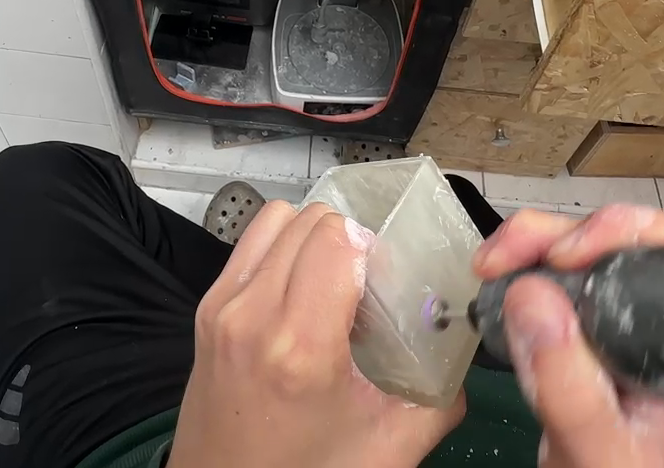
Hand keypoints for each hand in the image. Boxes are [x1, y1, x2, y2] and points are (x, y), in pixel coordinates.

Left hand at [170, 201, 463, 467]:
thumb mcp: (387, 447)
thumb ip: (436, 394)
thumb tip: (455, 344)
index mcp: (301, 345)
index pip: (337, 237)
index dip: (368, 247)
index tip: (382, 278)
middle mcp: (254, 312)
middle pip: (312, 221)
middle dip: (346, 240)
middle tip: (361, 283)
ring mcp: (223, 304)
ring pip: (280, 218)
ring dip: (312, 235)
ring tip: (328, 279)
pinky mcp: (207, 304)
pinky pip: (252, 239)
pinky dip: (282, 244)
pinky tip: (297, 285)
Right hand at [475, 205, 663, 467]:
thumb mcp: (604, 463)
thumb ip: (573, 395)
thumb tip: (528, 293)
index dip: (634, 238)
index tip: (569, 254)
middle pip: (638, 247)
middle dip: (565, 235)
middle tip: (510, 254)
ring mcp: (648, 330)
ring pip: (597, 252)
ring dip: (536, 243)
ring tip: (492, 262)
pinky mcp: (607, 331)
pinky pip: (568, 276)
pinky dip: (528, 263)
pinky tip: (498, 273)